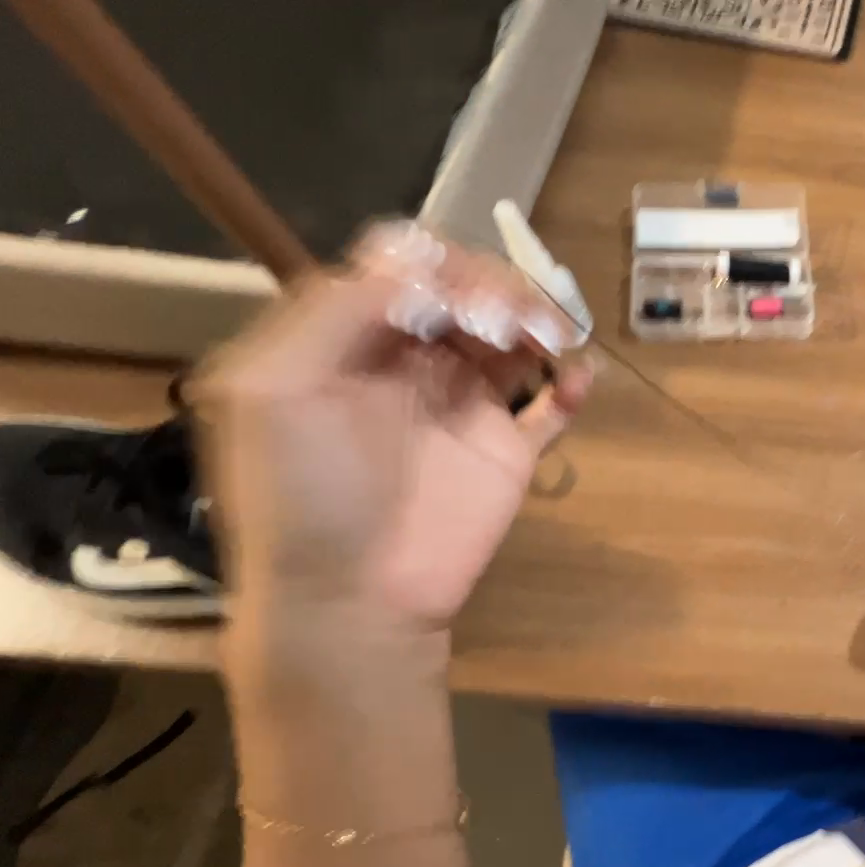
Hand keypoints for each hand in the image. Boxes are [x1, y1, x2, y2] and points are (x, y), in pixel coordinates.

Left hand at [198, 222, 593, 635]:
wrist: (355, 596)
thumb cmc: (302, 494)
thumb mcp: (278, 389)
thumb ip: (338, 315)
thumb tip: (422, 275)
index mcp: (351, 342)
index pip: (404, 273)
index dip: (439, 268)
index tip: (462, 296)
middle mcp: (412, 364)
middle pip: (469, 298)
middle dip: (498, 291)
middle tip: (516, 319)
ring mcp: (466, 409)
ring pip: (513, 342)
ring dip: (540, 324)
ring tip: (555, 338)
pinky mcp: (510, 452)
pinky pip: (552, 409)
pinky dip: (572, 387)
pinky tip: (580, 380)